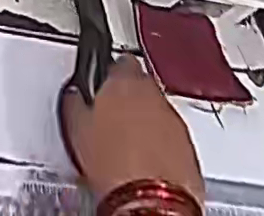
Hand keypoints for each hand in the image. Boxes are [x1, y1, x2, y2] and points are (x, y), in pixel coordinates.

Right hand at [61, 57, 202, 202]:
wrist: (148, 202)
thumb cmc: (113, 163)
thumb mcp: (77, 125)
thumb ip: (75, 100)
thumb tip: (74, 96)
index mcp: (125, 78)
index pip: (120, 60)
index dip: (110, 72)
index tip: (102, 84)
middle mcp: (154, 94)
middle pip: (141, 85)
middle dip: (128, 97)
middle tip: (112, 117)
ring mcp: (174, 121)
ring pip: (157, 112)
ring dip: (145, 121)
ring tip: (126, 145)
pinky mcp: (189, 149)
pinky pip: (172, 138)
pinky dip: (160, 145)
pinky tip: (144, 163)